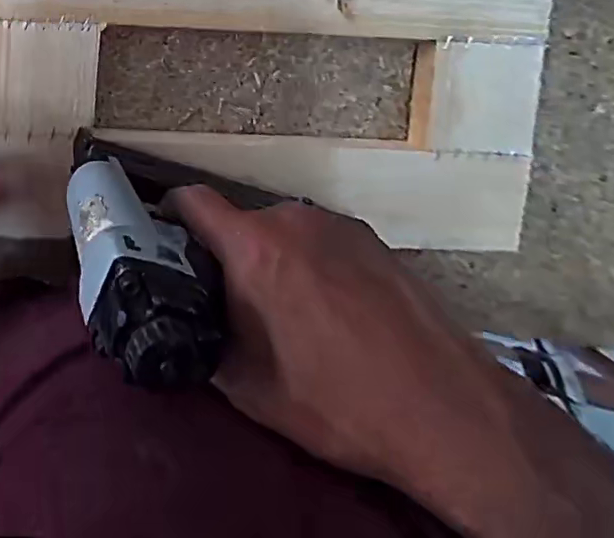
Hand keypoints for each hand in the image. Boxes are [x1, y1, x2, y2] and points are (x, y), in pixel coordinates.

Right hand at [165, 187, 564, 533]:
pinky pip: (322, 239)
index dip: (170, 211)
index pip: (193, 200)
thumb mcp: (253, 389)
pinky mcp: (372, 237)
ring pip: (283, 231)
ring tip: (295, 313)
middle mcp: (293, 221)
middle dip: (231, 255)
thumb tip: (190, 330)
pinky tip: (337, 310)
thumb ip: (209, 345)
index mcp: (255, 250)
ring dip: (275, 259)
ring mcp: (337, 225)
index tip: (165, 231)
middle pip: (241, 222)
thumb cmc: (343, 402)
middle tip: (239, 304)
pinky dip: (314, 262)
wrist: (448, 411)